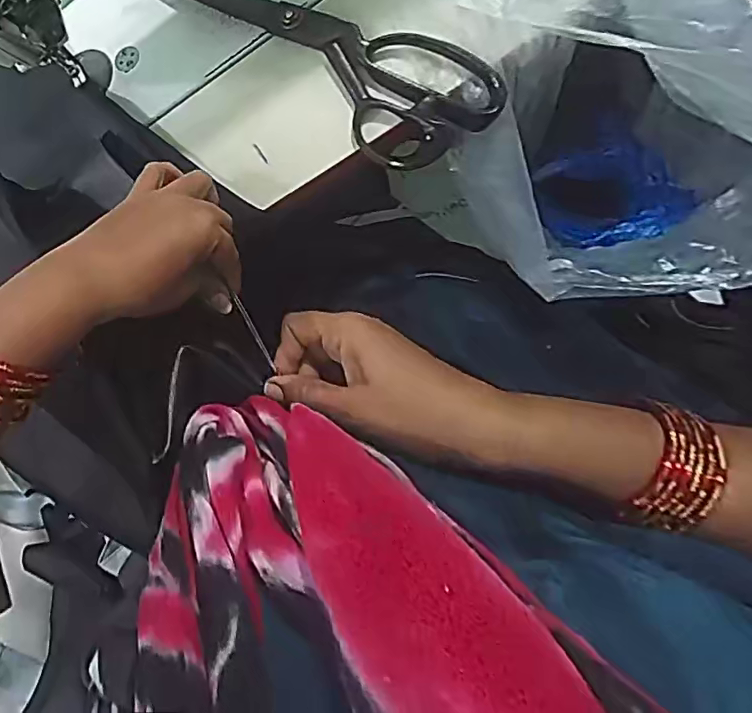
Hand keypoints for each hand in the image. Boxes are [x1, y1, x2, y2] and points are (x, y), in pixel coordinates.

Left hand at [48, 162, 241, 324]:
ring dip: (205, 201)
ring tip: (200, 227)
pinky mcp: (137, 195)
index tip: (226, 291)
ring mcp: (160, 195)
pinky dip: (170, 179)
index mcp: (204, 226)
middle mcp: (186, 203)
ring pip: (198, 184)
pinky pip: (159, 173)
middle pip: (218, 218)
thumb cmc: (133, 285)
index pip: (229, 251)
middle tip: (214, 271)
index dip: (230, 275)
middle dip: (221, 243)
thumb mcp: (179, 292)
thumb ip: (204, 285)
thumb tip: (217, 289)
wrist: (86, 277)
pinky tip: (171, 197)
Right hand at [264, 311, 520, 468]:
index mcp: (347, 328)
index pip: (293, 326)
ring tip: (331, 416)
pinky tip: (352, 413)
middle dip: (301, 373)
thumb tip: (269, 386)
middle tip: (309, 410)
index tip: (290, 392)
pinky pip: (348, 366)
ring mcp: (375, 344)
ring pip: (328, 356)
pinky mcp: (388, 361)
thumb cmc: (413, 414)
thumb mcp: (352, 408)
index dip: (284, 356)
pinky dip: (341, 387)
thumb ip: (306, 395)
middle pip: (309, 340)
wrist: (481, 426)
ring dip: (321, 384)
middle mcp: (358, 327)